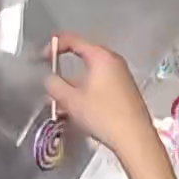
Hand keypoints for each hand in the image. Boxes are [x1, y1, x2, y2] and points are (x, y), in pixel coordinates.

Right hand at [44, 33, 155, 157]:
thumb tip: (49, 78)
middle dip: (65, 67)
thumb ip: (54, 85)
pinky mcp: (126, 89)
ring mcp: (122, 74)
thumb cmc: (102, 115)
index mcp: (100, 56)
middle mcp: (113, 60)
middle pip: (83, 55)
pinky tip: (79, 107)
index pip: (73, 40)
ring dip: (75, 83)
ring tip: (62, 100)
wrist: (135, 139)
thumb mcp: (71, 100)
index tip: (42, 58)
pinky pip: (101, 81)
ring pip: (92, 71)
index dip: (54, 45)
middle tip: (51, 79)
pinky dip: (87, 89)